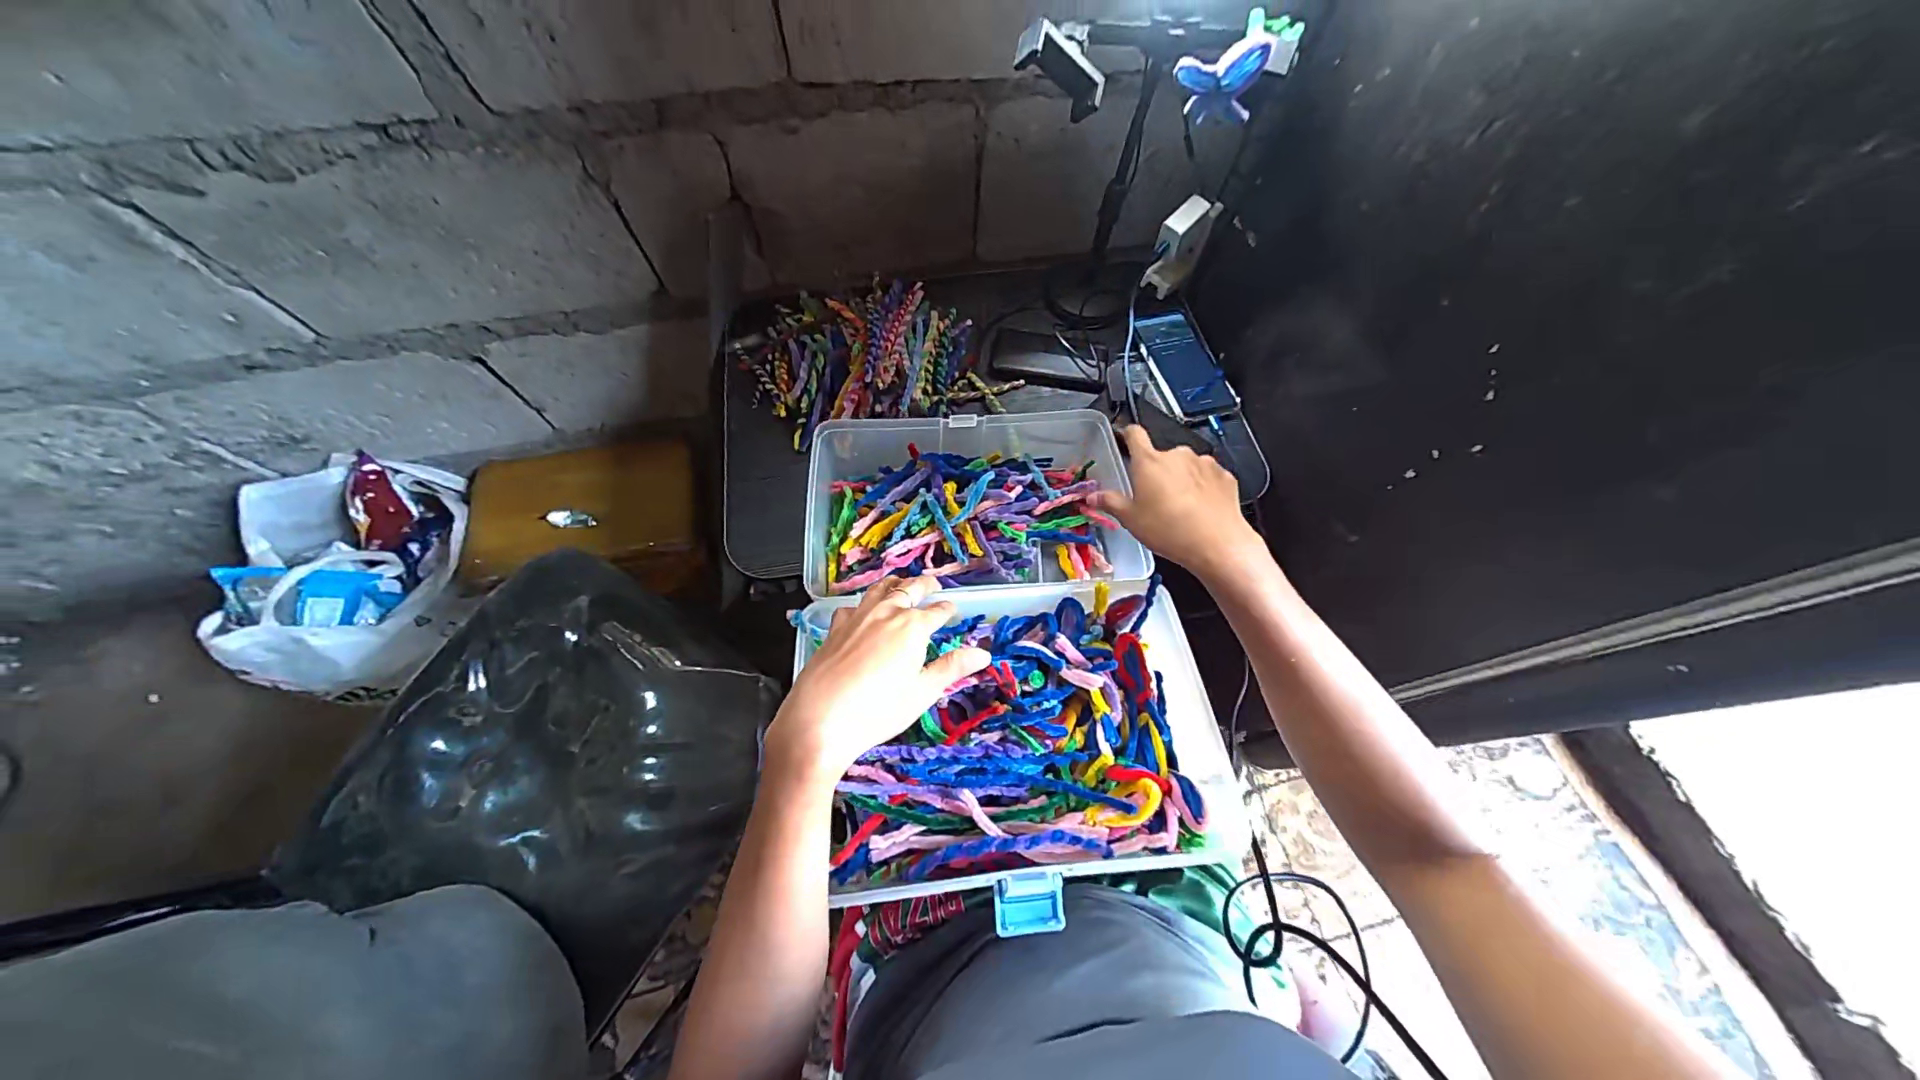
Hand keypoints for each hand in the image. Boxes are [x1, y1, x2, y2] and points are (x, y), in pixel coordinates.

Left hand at [768, 576, 990, 784]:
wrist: (821, 719)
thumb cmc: (877, 711)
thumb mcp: (921, 692)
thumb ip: (951, 668)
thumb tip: (983, 654)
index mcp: (913, 627)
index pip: (936, 612)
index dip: (947, 610)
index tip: (952, 609)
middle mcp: (886, 614)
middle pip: (908, 590)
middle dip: (923, 585)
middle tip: (932, 584)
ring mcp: (858, 618)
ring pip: (879, 590)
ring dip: (894, 584)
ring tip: (901, 583)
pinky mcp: (836, 629)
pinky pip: (853, 606)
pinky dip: (864, 602)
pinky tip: (861, 611)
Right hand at [1090, 424, 1270, 582]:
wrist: (1217, 544)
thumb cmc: (1169, 530)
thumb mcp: (1131, 519)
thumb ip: (1111, 502)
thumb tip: (1093, 497)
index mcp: (1149, 461)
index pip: (1134, 433)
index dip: (1127, 434)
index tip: (1125, 439)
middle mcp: (1177, 455)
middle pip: (1161, 456)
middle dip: (1157, 472)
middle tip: (1154, 498)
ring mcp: (1203, 462)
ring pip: (1185, 466)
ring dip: (1181, 479)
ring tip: (1180, 507)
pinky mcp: (1224, 475)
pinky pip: (1207, 476)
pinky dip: (1202, 487)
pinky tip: (1200, 508)